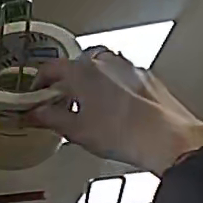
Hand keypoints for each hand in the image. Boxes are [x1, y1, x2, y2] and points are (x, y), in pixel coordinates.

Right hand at [24, 48, 202, 173]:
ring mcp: (129, 68)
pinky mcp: (147, 79)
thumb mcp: (74, 130)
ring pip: (101, 67)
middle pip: (77, 63)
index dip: (38, 81)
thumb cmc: (123, 132)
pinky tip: (111, 107)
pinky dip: (111, 85)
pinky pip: (121, 76)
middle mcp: (106, 63)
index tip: (35, 94)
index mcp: (82, 70)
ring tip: (86, 103)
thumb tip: (35, 114)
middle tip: (59, 97)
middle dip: (66, 79)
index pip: (50, 67)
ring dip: (89, 80)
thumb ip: (49, 118)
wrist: (167, 139)